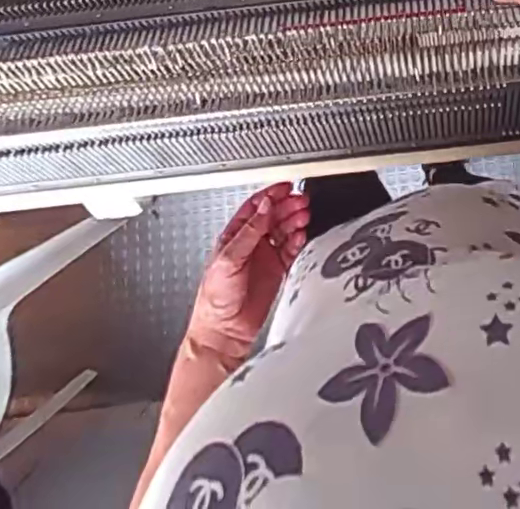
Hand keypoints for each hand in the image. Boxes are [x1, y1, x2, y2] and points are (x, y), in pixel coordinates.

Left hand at [185, 182, 310, 364]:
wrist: (224, 333)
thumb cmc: (215, 300)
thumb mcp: (229, 260)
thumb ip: (249, 232)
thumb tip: (264, 207)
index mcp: (235, 236)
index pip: (255, 207)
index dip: (271, 195)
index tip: (285, 187)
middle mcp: (251, 243)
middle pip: (273, 215)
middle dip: (287, 205)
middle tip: (301, 199)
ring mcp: (264, 256)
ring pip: (284, 229)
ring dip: (294, 220)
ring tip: (304, 215)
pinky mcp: (276, 270)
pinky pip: (291, 249)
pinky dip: (298, 240)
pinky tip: (302, 235)